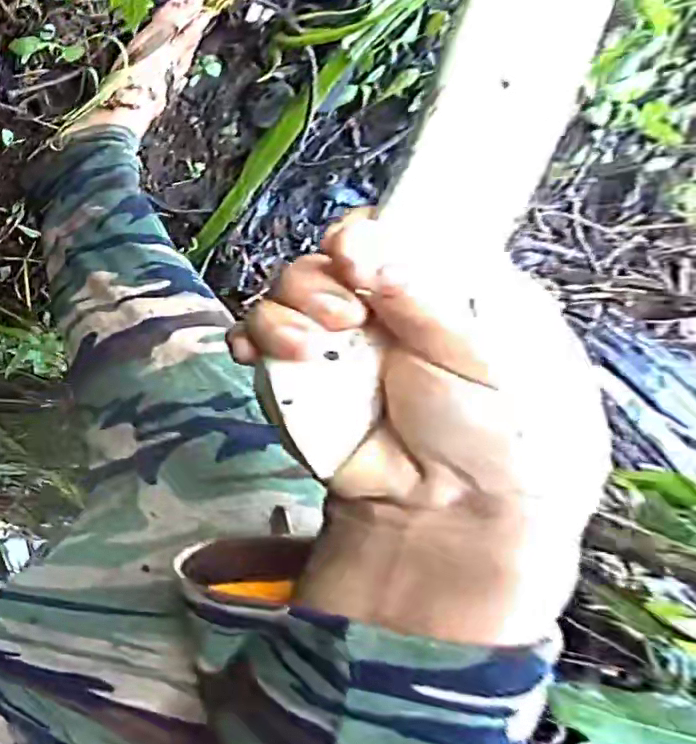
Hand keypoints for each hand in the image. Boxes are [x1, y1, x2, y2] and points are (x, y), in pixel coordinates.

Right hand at [230, 212, 608, 643]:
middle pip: (319, 263)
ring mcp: (324, 338)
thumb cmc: (497, 435)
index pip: (387, 237)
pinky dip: (244, 339)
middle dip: (315, 282)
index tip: (355, 256)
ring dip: (281, 315)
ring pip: (275, 296)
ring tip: (307, 349)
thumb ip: (431, 304)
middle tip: (341, 316)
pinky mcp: (286, 369)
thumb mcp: (488, 362)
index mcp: (434, 292)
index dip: (363, 238)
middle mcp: (374, 307)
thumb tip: (374, 253)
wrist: (441, 505)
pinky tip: (256, 355)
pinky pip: (245, 335)